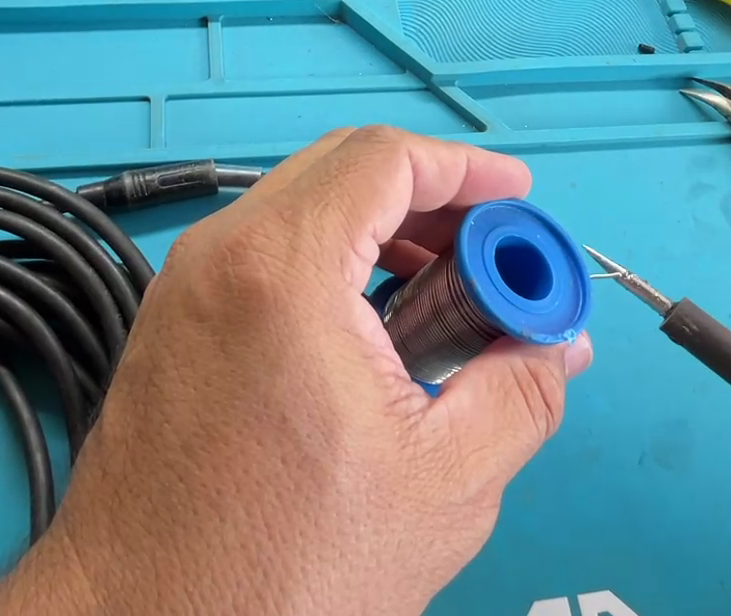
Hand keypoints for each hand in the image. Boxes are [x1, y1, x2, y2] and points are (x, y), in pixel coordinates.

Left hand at [0, 126, 590, 615]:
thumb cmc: (280, 570)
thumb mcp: (441, 484)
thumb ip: (519, 393)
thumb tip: (556, 341)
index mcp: (283, 268)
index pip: (383, 159)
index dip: (462, 167)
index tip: (513, 197)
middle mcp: (222, 251)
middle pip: (341, 168)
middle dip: (427, 193)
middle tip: (486, 246)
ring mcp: (186, 279)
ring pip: (301, 202)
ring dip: (379, 222)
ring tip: (440, 283)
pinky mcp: (173, 312)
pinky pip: (264, 244)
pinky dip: (329, 253)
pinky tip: (370, 314)